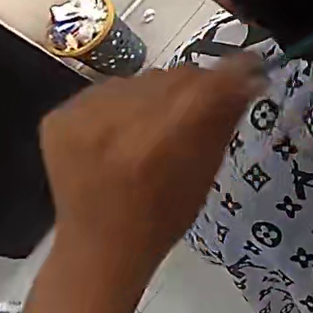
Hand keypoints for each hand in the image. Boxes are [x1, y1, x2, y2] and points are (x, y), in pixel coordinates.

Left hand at [39, 54, 263, 289]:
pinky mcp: (59, 115)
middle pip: (175, 77)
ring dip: (165, 91)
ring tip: (167, 119)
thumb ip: (223, 120)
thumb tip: (249, 79)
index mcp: (154, 145)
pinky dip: (130, 100)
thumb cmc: (164, 217)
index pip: (203, 87)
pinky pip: (112, 88)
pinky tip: (132, 125)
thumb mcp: (205, 172)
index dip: (232, 72)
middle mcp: (112, 123)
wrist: (100, 246)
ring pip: (145, 79)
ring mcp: (80, 116)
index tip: (253, 66)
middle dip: (201, 84)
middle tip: (214, 99)